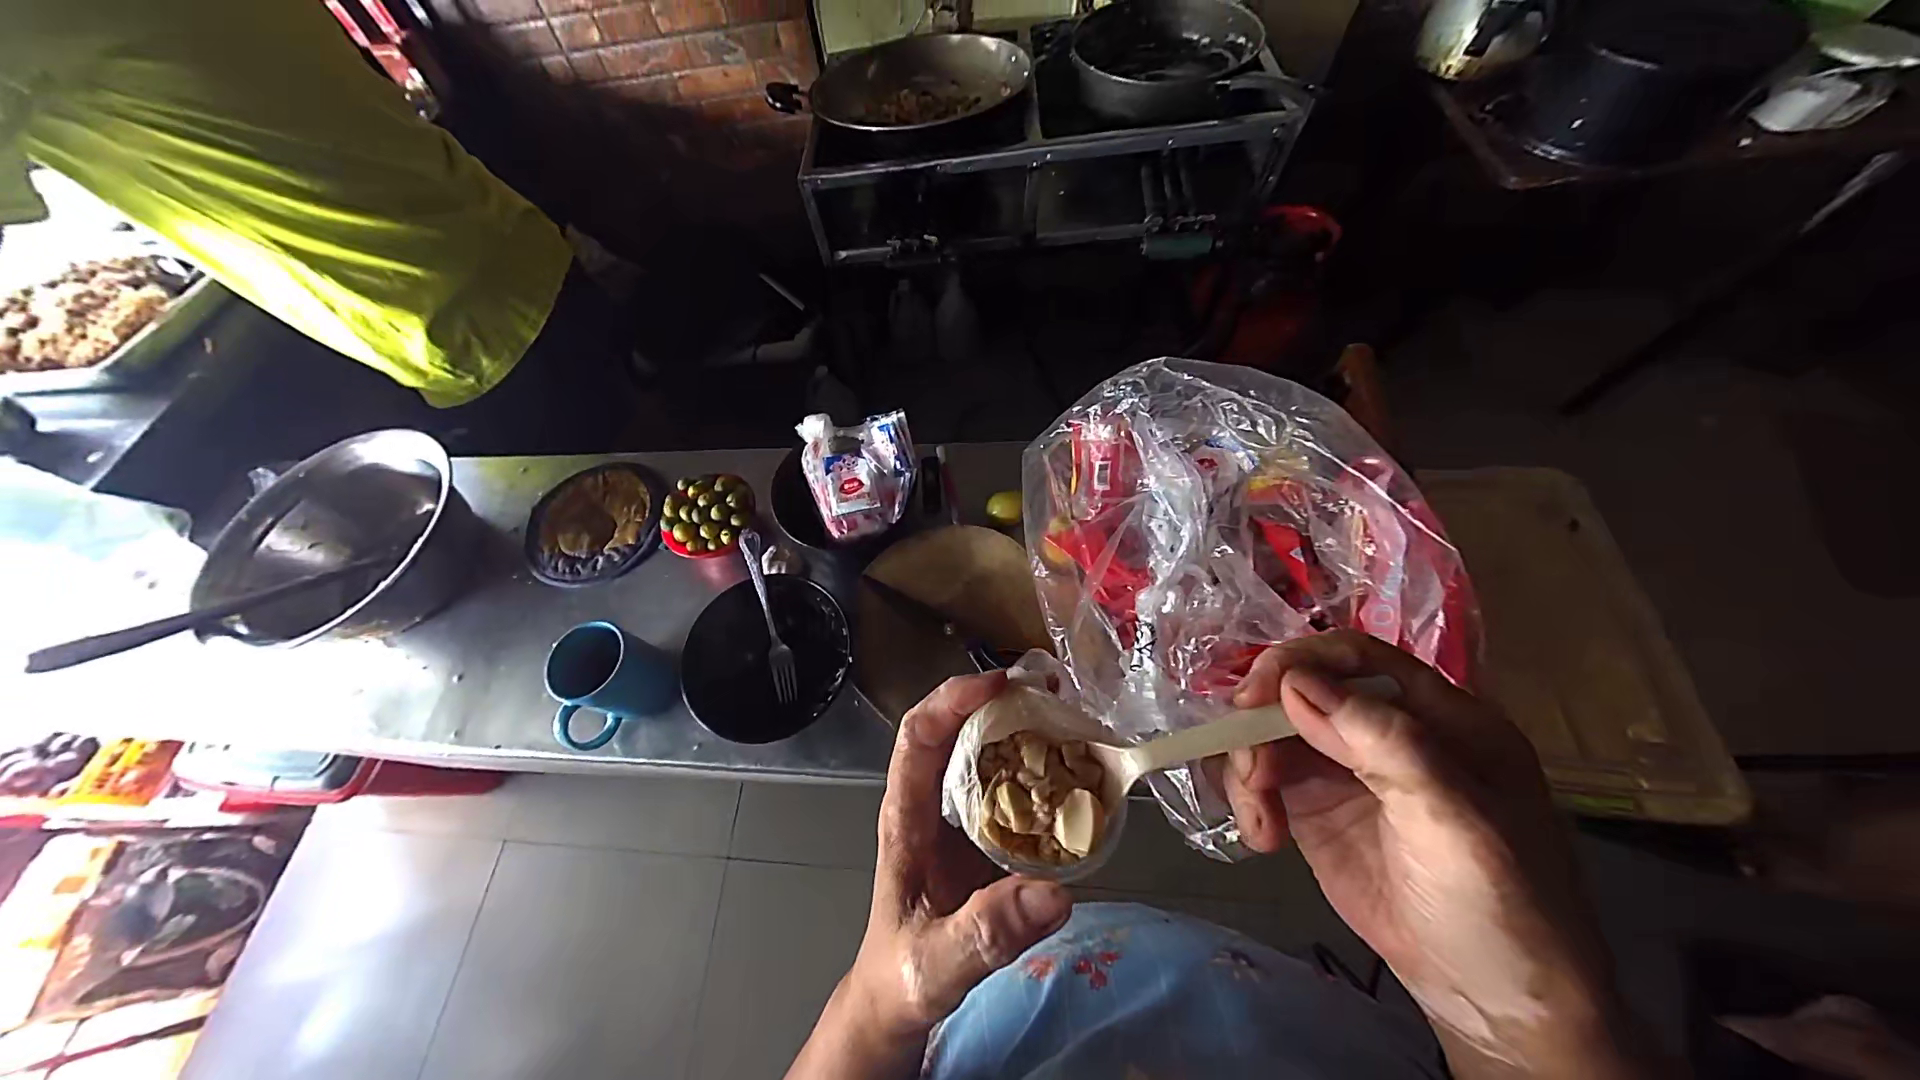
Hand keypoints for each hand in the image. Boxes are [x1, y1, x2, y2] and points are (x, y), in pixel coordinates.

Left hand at [786, 671, 1073, 1079]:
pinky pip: (1002, 778)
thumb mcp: (938, 965)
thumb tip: (1056, 896)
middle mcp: (927, 801)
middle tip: (1049, 689)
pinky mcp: (975, 827)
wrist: (895, 996)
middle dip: (995, 699)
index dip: (953, 700)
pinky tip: (1068, 763)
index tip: (999, 684)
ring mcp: (951, 811)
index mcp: (906, 817)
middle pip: (950, 727)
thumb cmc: (903, 976)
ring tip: (1065, 712)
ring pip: (977, 747)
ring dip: (1016, 723)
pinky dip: (1032, 761)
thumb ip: (988, 935)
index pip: (918, 736)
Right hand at [1223, 631, 1650, 1078]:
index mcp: (1435, 714)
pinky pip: (1260, 775)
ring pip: (1269, 732)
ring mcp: (1341, 765)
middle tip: (1249, 769)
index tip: (1254, 699)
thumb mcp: (1456, 822)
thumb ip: (1384, 745)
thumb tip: (1297, 682)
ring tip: (1258, 822)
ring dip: (1248, 767)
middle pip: (1299, 691)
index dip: (1300, 663)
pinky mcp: (1311, 802)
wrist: (1490, 999)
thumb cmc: (1503, 905)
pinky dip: (1247, 797)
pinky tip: (1260, 837)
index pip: (1355, 656)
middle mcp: (1381, 729)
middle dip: (1261, 724)